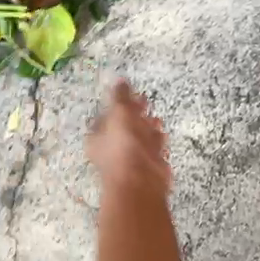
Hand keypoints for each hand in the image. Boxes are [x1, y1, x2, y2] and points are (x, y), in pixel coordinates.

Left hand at [87, 80, 172, 195]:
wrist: (140, 180)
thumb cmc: (125, 146)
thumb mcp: (120, 113)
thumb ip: (121, 96)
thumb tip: (119, 80)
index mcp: (98, 137)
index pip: (107, 116)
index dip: (120, 104)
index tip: (134, 95)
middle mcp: (110, 148)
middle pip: (124, 125)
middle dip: (136, 114)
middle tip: (146, 104)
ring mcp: (129, 158)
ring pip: (139, 136)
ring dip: (148, 126)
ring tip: (155, 121)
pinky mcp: (146, 165)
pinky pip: (152, 147)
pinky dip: (157, 140)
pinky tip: (161, 136)